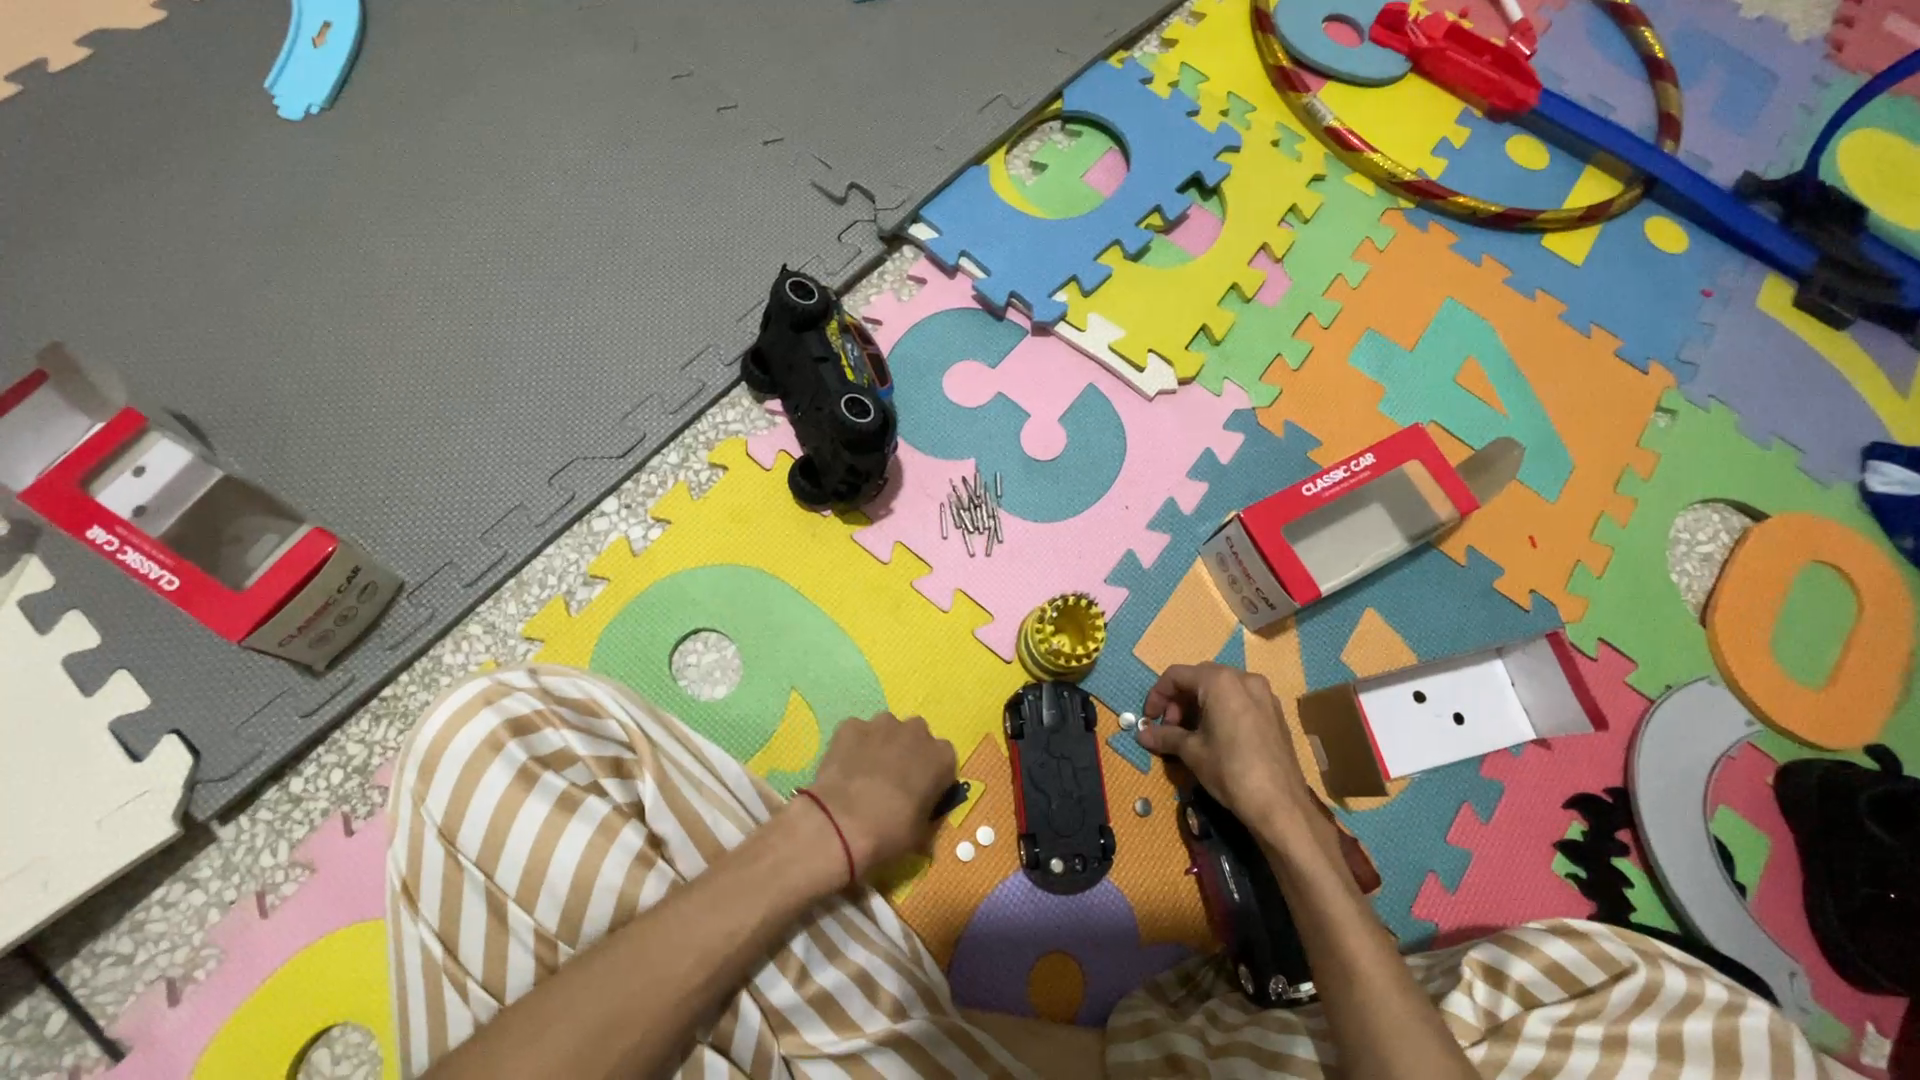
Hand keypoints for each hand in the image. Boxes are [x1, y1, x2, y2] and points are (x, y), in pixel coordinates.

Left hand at [807, 712, 957, 878]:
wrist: (842, 824)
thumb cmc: (890, 832)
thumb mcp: (921, 831)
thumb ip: (925, 810)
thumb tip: (916, 812)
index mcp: (942, 756)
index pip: (943, 760)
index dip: (930, 776)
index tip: (919, 793)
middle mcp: (916, 732)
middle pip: (915, 736)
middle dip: (906, 753)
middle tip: (891, 781)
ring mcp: (882, 724)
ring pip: (885, 729)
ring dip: (880, 745)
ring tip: (863, 774)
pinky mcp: (851, 726)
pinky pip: (856, 733)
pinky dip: (852, 745)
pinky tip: (843, 769)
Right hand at [1135, 663, 1313, 824]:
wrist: (1280, 804)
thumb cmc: (1230, 771)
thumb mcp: (1192, 752)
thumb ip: (1165, 736)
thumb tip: (1142, 734)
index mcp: (1220, 682)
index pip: (1177, 676)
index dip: (1157, 695)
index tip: (1150, 718)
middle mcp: (1244, 679)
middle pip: (1200, 678)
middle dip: (1179, 700)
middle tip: (1170, 727)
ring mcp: (1265, 695)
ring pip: (1222, 688)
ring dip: (1200, 704)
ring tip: (1190, 734)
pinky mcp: (1275, 713)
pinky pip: (1241, 700)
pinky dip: (1222, 710)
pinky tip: (1216, 737)